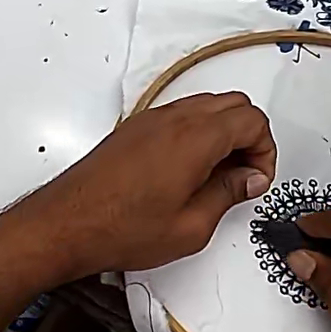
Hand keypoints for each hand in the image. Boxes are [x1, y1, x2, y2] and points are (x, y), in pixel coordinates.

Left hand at [0, 92, 275, 284]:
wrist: (65, 224)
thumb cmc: (118, 228)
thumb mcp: (190, 227)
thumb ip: (228, 194)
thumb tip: (247, 179)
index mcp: (194, 138)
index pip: (252, 119)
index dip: (265, 149)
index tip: (256, 178)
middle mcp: (173, 119)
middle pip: (233, 104)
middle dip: (249, 136)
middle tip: (243, 175)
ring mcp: (151, 119)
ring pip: (206, 105)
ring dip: (223, 132)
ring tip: (216, 176)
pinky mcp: (135, 127)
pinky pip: (180, 114)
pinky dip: (197, 131)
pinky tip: (189, 170)